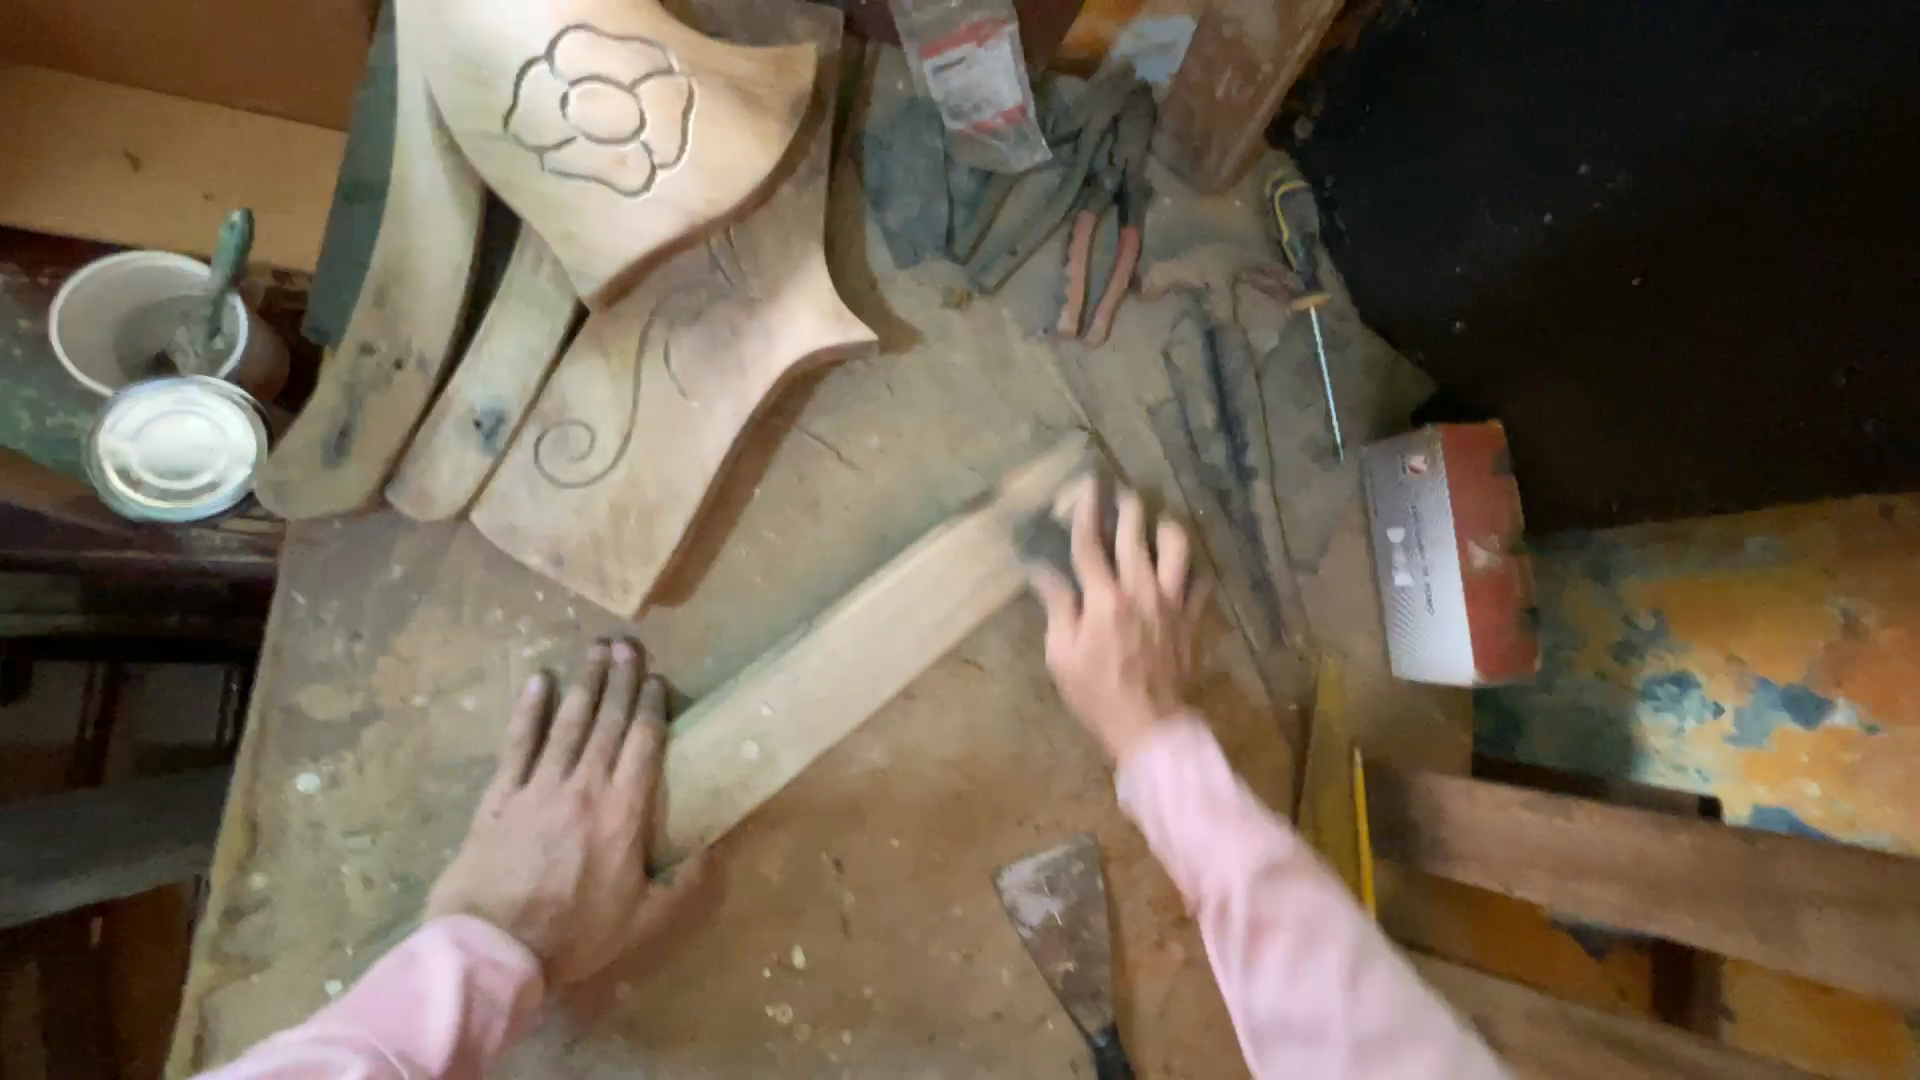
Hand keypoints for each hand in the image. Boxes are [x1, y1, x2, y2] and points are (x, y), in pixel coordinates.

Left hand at [427, 640, 708, 986]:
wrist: (491, 952)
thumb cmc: (574, 936)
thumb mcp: (643, 920)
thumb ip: (682, 885)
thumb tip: (712, 851)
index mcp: (624, 811)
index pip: (644, 743)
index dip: (651, 706)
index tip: (657, 679)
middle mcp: (586, 786)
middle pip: (609, 722)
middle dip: (621, 680)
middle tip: (629, 645)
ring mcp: (540, 787)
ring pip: (569, 723)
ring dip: (585, 683)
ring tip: (596, 649)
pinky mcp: (501, 797)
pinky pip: (519, 744)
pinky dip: (530, 711)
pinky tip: (540, 682)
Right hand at [1028, 479, 1207, 763]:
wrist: (1149, 726)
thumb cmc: (1096, 694)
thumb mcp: (1060, 656)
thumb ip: (1057, 608)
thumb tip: (1042, 571)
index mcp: (1103, 599)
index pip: (1090, 543)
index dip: (1086, 509)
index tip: (1087, 483)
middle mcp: (1140, 591)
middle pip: (1136, 534)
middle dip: (1129, 507)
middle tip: (1124, 494)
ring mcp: (1173, 604)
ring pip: (1178, 549)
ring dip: (1167, 528)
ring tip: (1159, 523)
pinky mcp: (1194, 620)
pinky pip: (1203, 583)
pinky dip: (1195, 569)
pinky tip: (1186, 567)